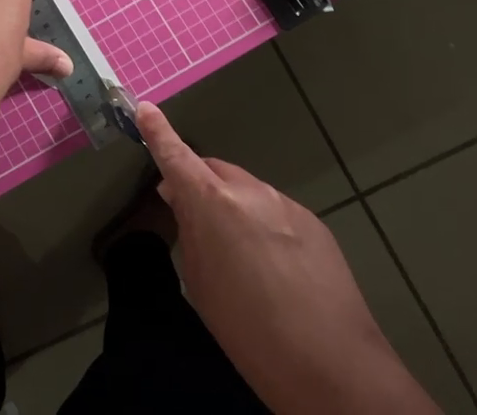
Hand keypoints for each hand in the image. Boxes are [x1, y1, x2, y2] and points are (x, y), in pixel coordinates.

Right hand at [137, 101, 437, 414]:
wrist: (332, 366)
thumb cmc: (248, 330)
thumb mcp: (200, 282)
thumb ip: (190, 232)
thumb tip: (185, 202)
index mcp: (213, 204)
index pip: (176, 156)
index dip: (158, 132)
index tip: (144, 109)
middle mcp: (251, 192)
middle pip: (215, 172)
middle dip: (199, 185)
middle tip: (190, 218)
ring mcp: (288, 206)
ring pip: (247, 192)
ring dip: (233, 207)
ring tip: (238, 256)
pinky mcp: (316, 225)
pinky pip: (276, 212)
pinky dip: (263, 225)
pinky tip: (273, 267)